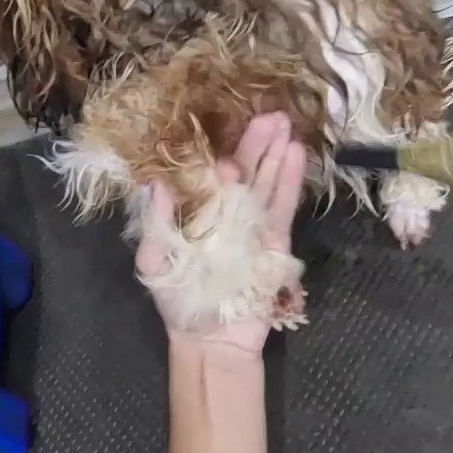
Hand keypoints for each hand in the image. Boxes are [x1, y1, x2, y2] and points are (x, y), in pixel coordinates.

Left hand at [137, 113, 307, 358]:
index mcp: (196, 211)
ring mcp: (253, 223)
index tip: (222, 132)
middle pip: (243, 169)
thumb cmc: (179, 301)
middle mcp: (226, 211)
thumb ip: (156, 223)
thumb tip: (155, 183)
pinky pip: (284, 205)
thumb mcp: (155, 261)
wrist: (212, 339)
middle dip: (255, 141)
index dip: (216, 151)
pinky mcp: (275, 240)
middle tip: (270, 113)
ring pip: (266, 180)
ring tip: (286, 124)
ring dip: (276, 152)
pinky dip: (291, 180)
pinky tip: (297, 153)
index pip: (208, 173)